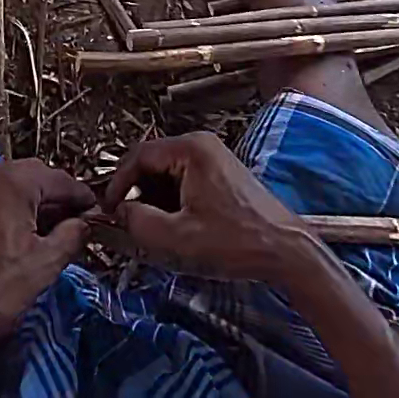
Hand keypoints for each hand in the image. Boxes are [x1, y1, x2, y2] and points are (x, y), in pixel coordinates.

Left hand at [0, 160, 94, 351]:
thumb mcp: (43, 267)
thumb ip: (70, 237)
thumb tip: (83, 223)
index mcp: (14, 181)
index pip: (58, 178)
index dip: (79, 195)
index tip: (92, 210)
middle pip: (30, 175)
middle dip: (51, 195)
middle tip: (67, 221)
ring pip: (3, 182)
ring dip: (22, 199)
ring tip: (35, 228)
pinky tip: (0, 232)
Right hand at [103, 132, 310, 278]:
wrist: (290, 253)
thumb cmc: (238, 242)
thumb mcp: (181, 238)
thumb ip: (140, 223)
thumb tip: (119, 211)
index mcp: (190, 149)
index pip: (138, 155)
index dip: (118, 182)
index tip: (108, 207)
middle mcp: (200, 143)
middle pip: (152, 160)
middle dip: (137, 190)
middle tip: (128, 218)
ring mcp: (212, 155)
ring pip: (166, 170)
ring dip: (154, 196)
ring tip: (154, 225)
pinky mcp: (220, 170)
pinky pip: (183, 177)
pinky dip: (172, 197)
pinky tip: (176, 223)